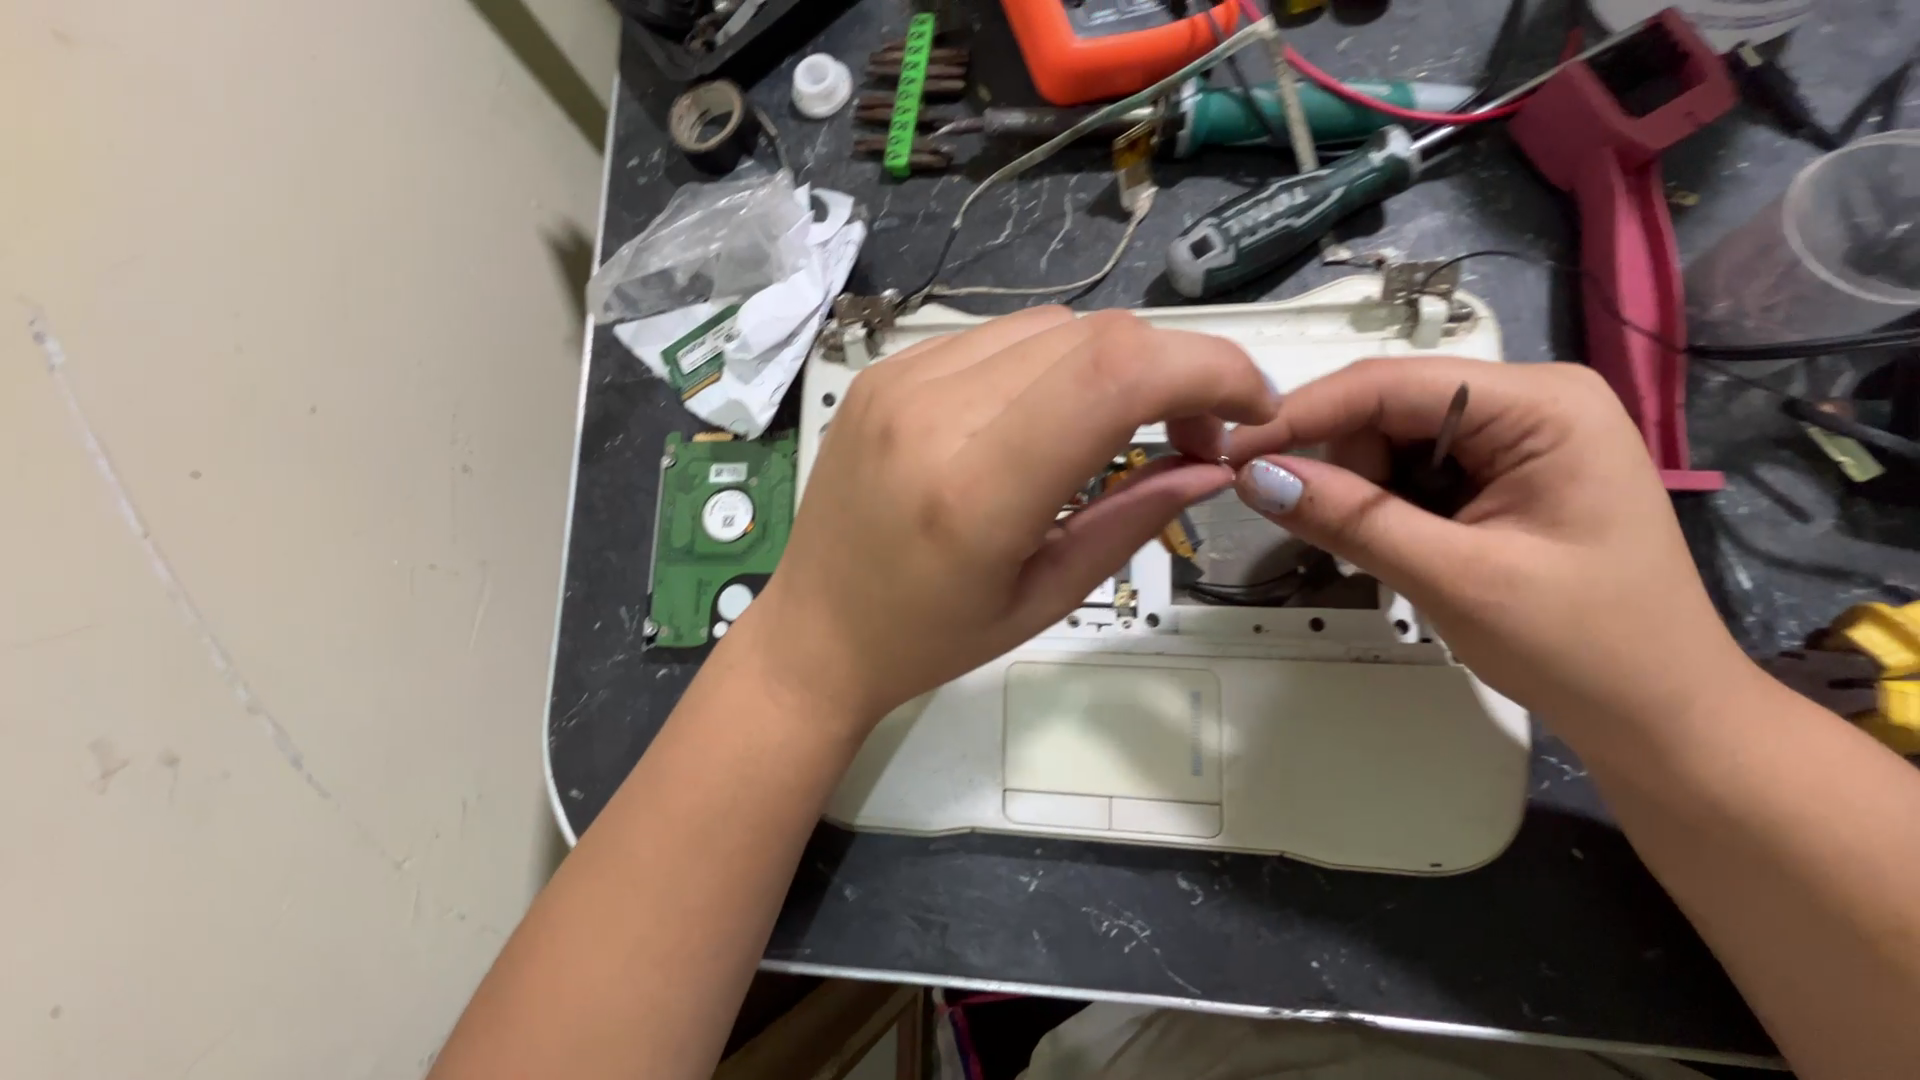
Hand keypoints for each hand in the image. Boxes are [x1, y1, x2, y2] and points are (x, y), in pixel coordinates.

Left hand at [740, 307, 1277, 730]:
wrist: (815, 632)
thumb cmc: (929, 639)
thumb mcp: (1045, 597)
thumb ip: (1136, 518)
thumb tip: (1217, 461)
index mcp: (974, 490)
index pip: (1114, 374)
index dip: (1208, 369)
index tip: (1250, 409)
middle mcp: (932, 412)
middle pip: (1094, 336)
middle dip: (1172, 370)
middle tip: (1191, 435)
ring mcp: (899, 379)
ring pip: (1052, 326)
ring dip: (1112, 365)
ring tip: (1119, 429)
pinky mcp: (885, 370)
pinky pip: (998, 338)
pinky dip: (1052, 364)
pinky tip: (1049, 417)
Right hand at [1225, 357, 1749, 731]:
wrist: (1659, 715)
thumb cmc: (1579, 646)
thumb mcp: (1453, 577)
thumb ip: (1350, 518)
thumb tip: (1252, 476)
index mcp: (1540, 404)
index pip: (1388, 384)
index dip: (1301, 415)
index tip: (1230, 454)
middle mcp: (1530, 401)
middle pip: (1388, 409)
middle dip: (1348, 468)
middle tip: (1347, 538)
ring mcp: (1522, 436)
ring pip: (1393, 442)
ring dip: (1368, 494)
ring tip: (1401, 555)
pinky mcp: (1507, 473)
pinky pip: (1416, 470)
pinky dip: (1390, 507)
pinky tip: (1413, 548)